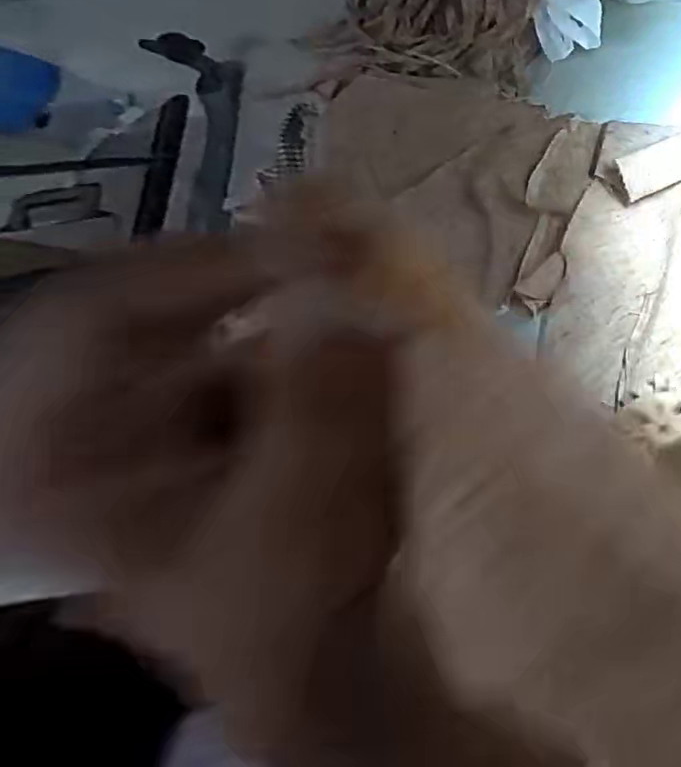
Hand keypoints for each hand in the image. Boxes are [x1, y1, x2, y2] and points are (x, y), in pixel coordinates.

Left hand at [0, 236, 559, 765]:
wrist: (326, 657)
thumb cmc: (289, 603)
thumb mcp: (300, 507)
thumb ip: (325, 394)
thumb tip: (363, 284)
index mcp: (61, 454)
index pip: (103, 313)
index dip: (216, 263)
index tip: (336, 245)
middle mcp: (109, 419)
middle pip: (182, 308)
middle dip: (282, 282)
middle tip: (376, 258)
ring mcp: (182, 417)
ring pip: (245, 329)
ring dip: (322, 311)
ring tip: (396, 301)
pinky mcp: (248, 420)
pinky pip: (291, 353)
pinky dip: (344, 340)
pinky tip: (394, 346)